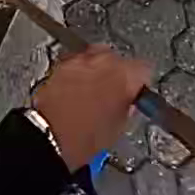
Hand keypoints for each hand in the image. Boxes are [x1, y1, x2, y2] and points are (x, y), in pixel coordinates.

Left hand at [31, 45, 151, 170]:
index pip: (144, 69)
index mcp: (124, 75)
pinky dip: (81, 72)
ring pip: (98, 57)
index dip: (142, 83)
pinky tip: (78, 89)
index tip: (139, 92)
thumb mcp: (119, 126)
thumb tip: (128, 102)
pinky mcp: (62, 63)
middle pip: (120, 59)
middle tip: (116, 94)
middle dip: (120, 74)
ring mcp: (81, 59)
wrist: (50, 136)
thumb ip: (128, 106)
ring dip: (99, 70)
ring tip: (95, 92)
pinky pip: (78, 62)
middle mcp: (103, 60)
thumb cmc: (84, 137)